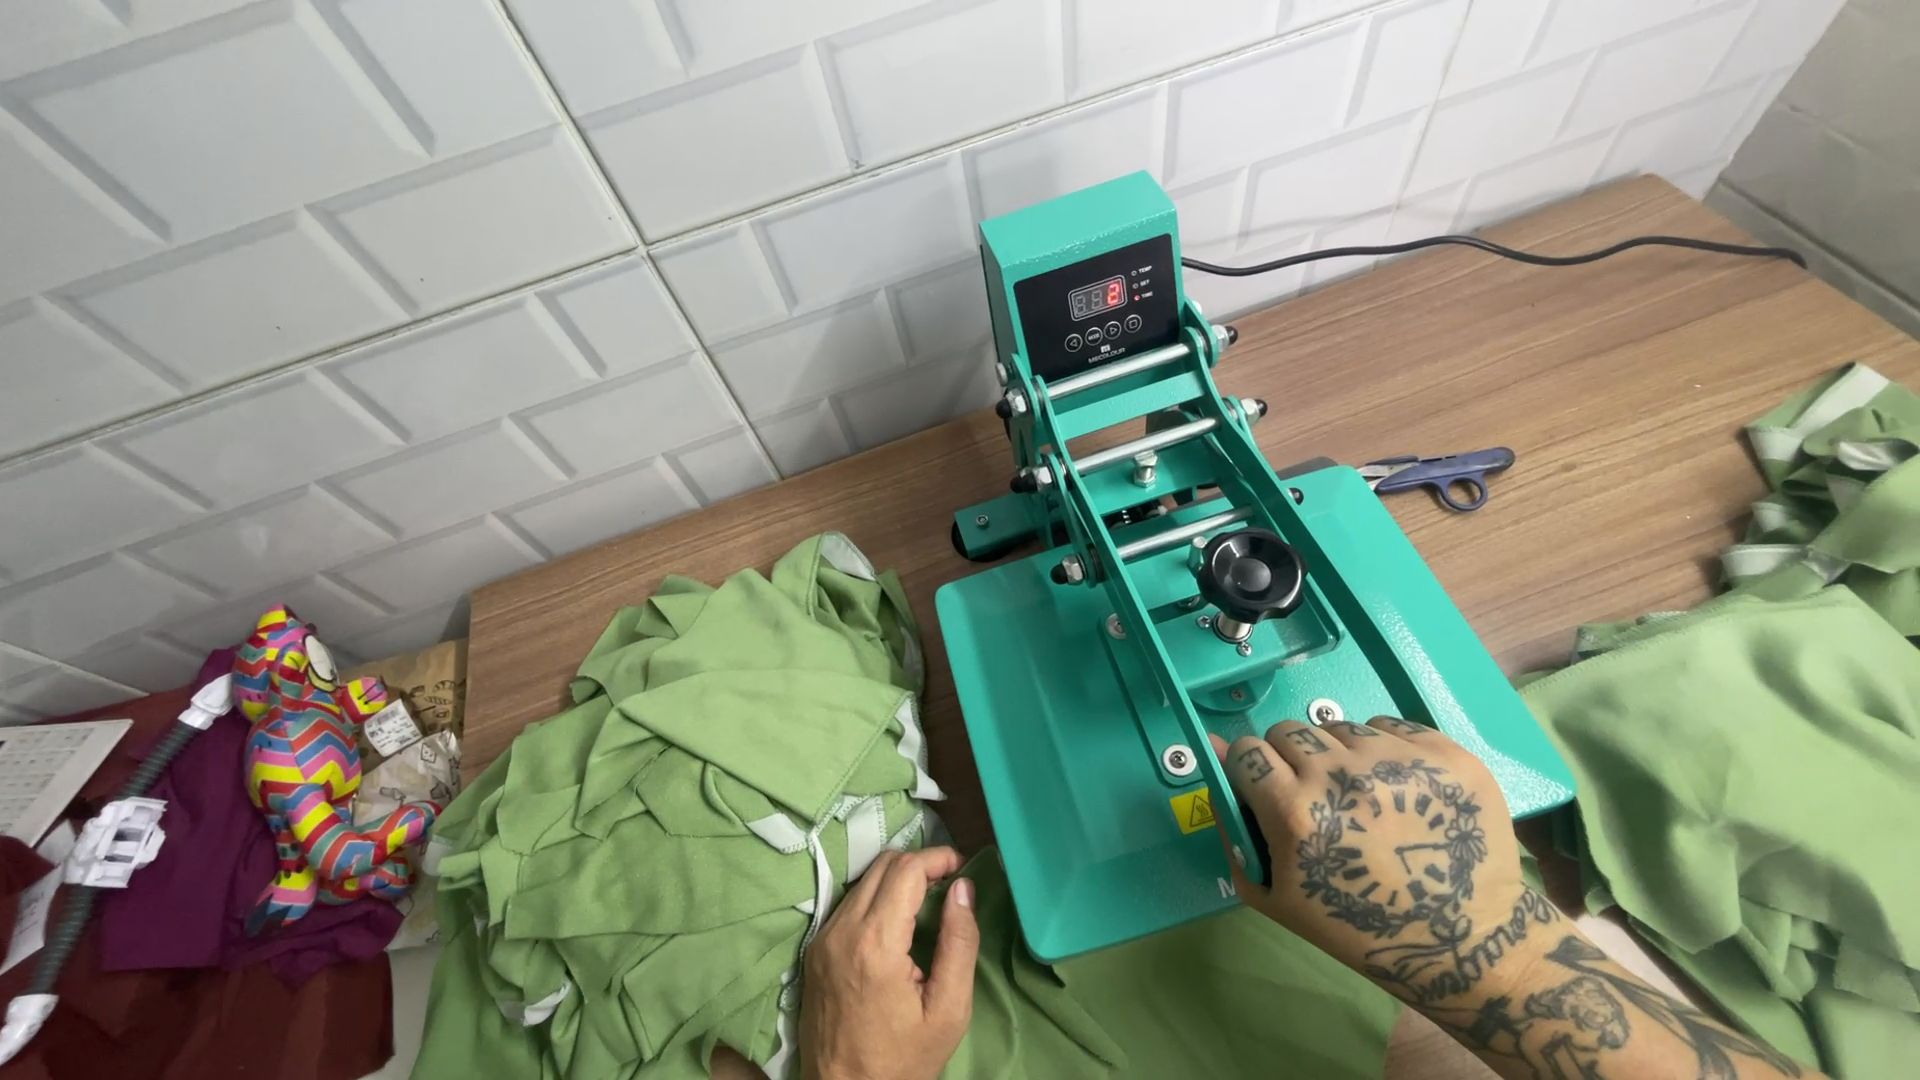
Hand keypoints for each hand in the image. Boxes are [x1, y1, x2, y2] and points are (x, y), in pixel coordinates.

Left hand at [800, 848, 978, 1079]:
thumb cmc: (902, 1061)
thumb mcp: (948, 1011)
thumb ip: (959, 943)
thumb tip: (964, 888)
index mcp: (876, 943)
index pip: (907, 869)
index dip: (938, 858)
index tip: (962, 868)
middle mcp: (842, 930)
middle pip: (884, 864)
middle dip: (920, 863)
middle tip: (949, 882)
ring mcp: (824, 938)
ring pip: (865, 879)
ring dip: (898, 878)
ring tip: (928, 899)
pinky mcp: (815, 949)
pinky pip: (850, 902)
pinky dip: (878, 896)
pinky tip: (898, 920)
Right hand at [1210, 717, 1555, 1005]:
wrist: (1467, 940)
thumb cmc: (1358, 926)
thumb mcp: (1272, 892)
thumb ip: (1232, 821)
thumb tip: (1213, 748)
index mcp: (1295, 811)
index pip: (1247, 751)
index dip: (1252, 772)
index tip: (1269, 793)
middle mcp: (1341, 776)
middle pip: (1287, 731)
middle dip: (1290, 759)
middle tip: (1316, 798)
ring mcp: (1396, 761)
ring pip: (1337, 726)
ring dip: (1337, 754)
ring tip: (1362, 797)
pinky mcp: (1443, 754)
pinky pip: (1388, 724)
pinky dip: (1383, 749)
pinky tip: (1397, 788)